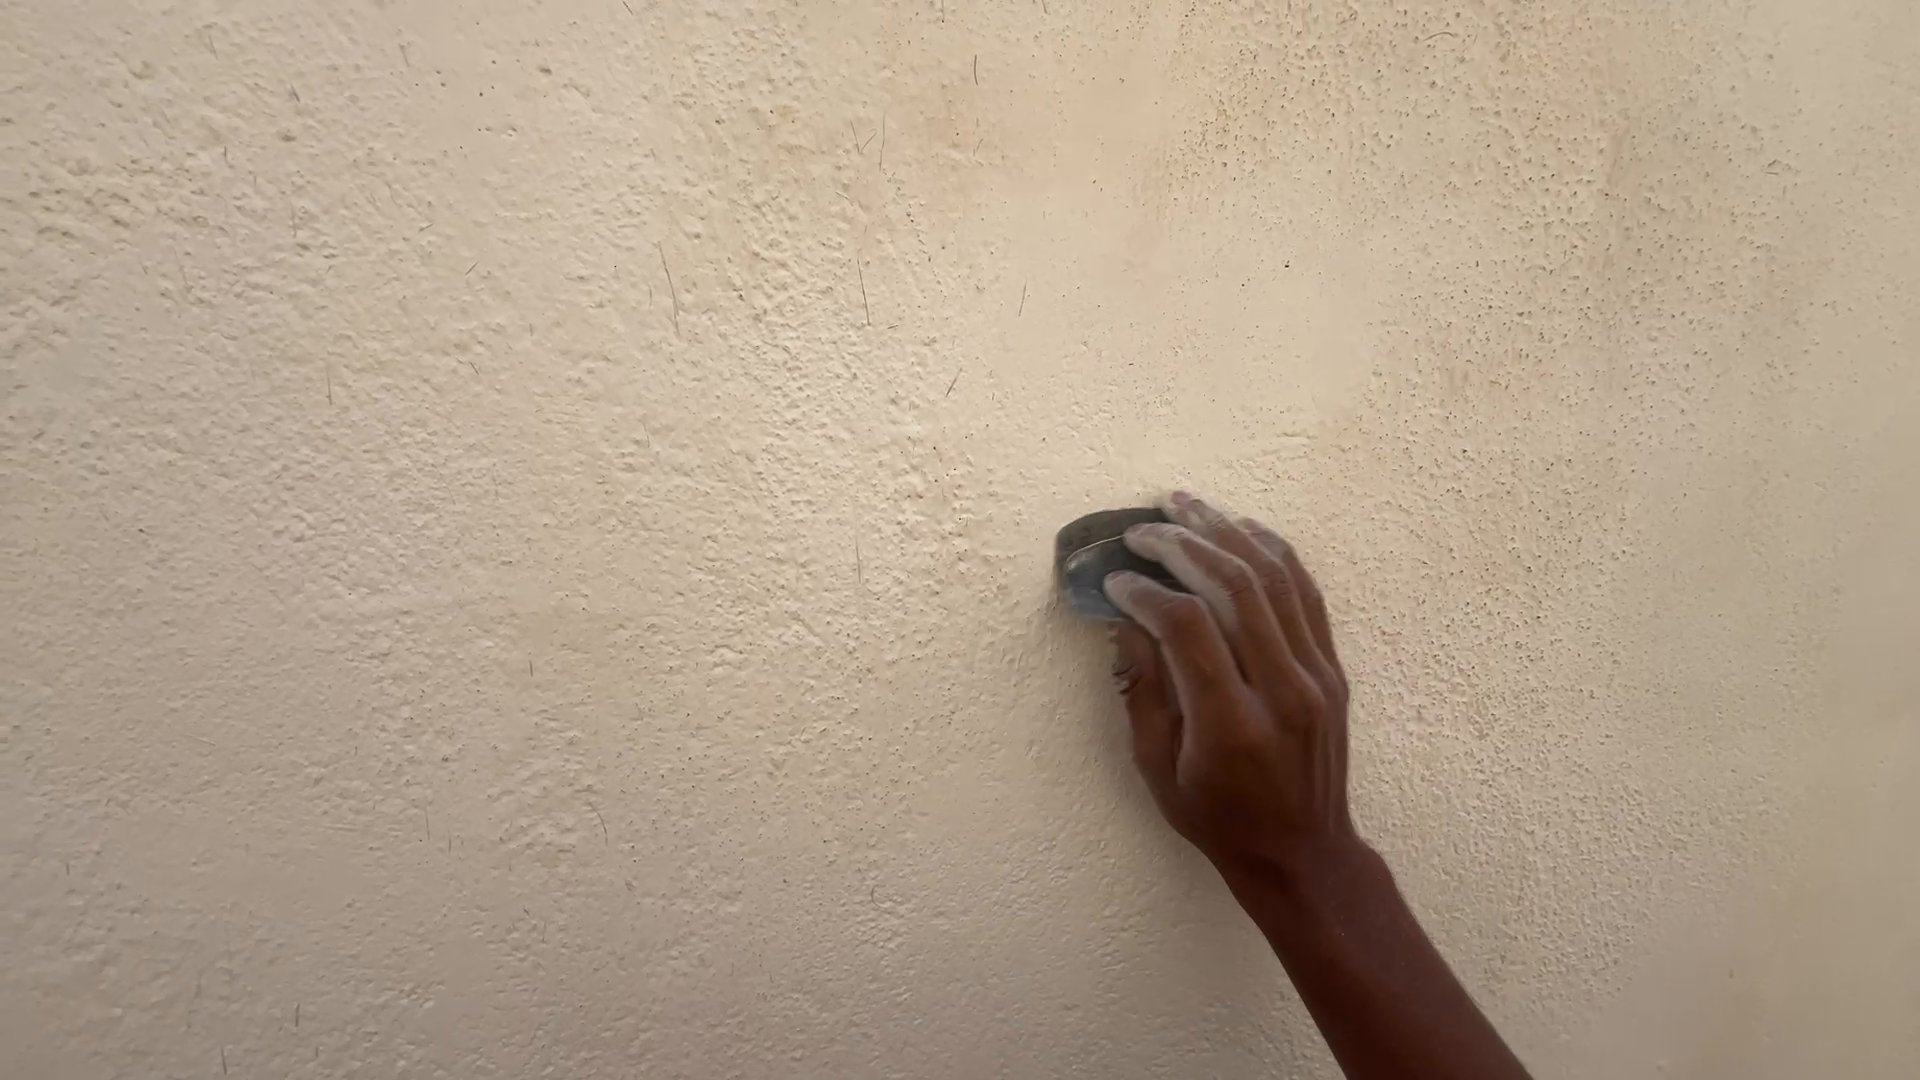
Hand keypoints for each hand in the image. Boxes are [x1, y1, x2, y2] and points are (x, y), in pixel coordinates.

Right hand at [1105, 491, 1354, 881]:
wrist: (1303, 852)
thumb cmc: (1217, 818)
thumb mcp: (1156, 767)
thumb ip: (1140, 689)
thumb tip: (1123, 621)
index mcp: (1231, 724)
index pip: (1187, 626)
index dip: (1144, 592)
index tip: (1114, 580)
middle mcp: (1282, 689)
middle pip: (1233, 586)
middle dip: (1181, 543)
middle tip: (1142, 527)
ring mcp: (1316, 674)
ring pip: (1274, 576)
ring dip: (1225, 531)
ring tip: (1185, 504)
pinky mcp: (1332, 667)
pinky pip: (1306, 591)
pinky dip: (1272, 550)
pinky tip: (1240, 528)